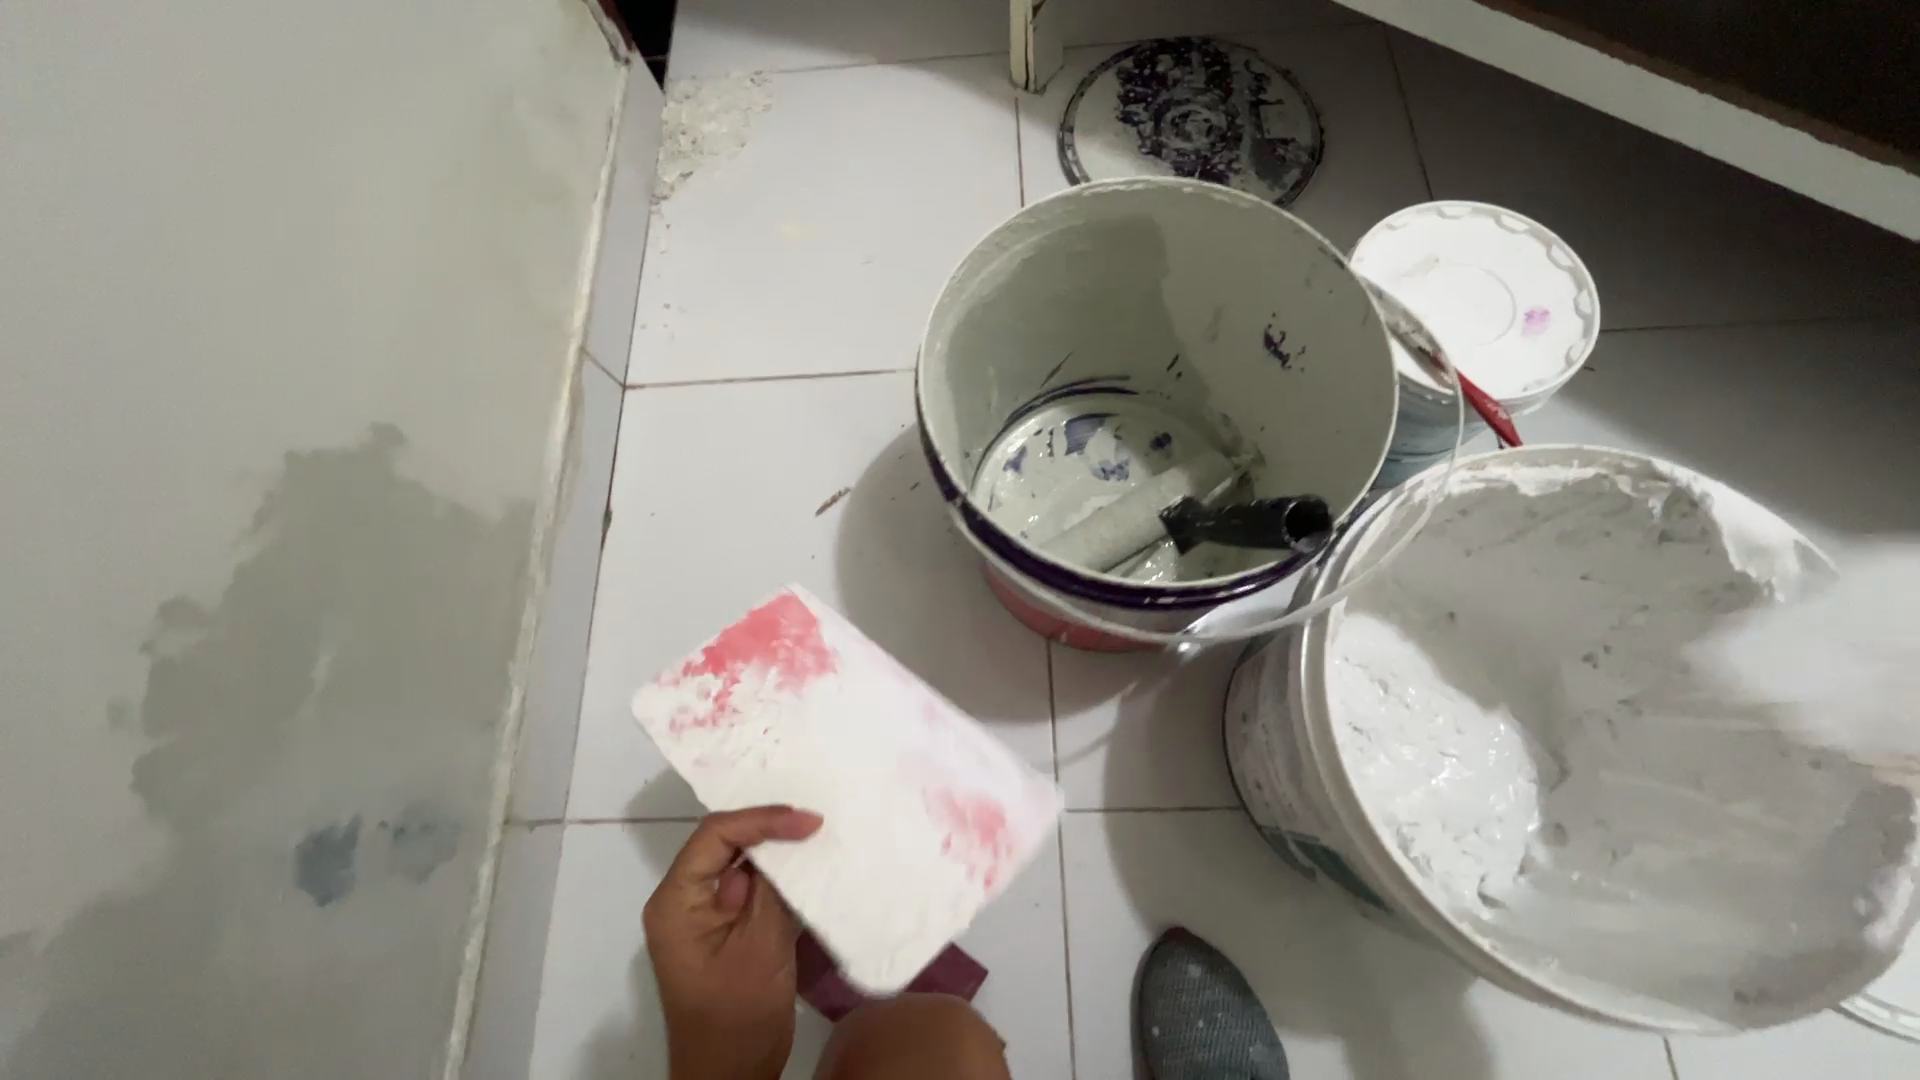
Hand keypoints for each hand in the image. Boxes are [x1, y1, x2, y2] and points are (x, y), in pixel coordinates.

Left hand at [645, 806, 823, 1079]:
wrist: (732, 1079)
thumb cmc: (738, 1017)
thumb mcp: (761, 947)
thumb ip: (773, 889)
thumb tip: (792, 840)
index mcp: (676, 901)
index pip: (716, 836)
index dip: (763, 819)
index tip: (809, 821)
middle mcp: (685, 899)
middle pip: (725, 841)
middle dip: (770, 824)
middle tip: (815, 816)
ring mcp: (706, 914)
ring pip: (741, 860)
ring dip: (778, 846)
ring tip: (817, 830)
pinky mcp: (729, 927)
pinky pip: (753, 885)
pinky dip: (781, 873)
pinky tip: (810, 864)